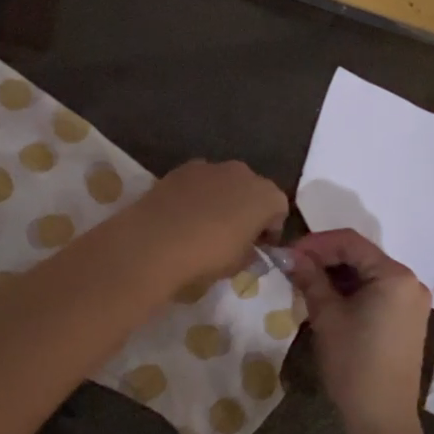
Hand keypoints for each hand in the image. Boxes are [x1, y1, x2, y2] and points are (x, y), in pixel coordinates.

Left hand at [115, 160, 286, 287]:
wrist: (155, 241)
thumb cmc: (206, 257)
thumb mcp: (236, 266)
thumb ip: (249, 253)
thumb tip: (248, 250)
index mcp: (265, 196)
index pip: (279, 208)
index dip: (271, 228)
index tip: (260, 245)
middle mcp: (242, 173)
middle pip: (253, 189)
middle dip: (248, 208)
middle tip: (236, 233)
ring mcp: (210, 167)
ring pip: (225, 181)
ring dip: (222, 198)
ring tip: (207, 223)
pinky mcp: (181, 168)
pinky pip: (199, 180)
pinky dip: (197, 193)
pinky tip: (184, 214)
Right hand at [288, 230, 432, 433]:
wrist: (382, 419)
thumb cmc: (353, 363)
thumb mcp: (326, 316)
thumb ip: (311, 279)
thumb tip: (294, 257)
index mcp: (395, 276)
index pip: (350, 242)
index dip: (316, 243)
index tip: (288, 253)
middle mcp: (410, 282)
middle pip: (361, 256)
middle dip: (325, 258)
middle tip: (293, 268)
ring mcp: (411, 302)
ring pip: (367, 274)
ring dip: (336, 275)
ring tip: (305, 283)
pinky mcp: (407, 320)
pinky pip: (376, 292)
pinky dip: (351, 291)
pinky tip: (326, 299)